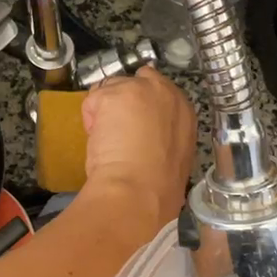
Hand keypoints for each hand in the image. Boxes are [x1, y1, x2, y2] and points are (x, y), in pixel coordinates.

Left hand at [80, 67, 194, 231]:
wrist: (139, 193)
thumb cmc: (158, 186)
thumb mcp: (174, 156)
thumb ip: (164, 135)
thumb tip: (147, 135)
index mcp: (185, 111)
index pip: (159, 93)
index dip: (142, 108)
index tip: (134, 126)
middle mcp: (167, 93)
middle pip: (135, 83)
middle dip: (123, 102)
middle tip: (117, 132)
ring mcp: (140, 89)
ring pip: (112, 89)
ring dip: (106, 111)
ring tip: (108, 142)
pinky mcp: (115, 94)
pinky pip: (94, 101)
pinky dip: (91, 119)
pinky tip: (98, 142)